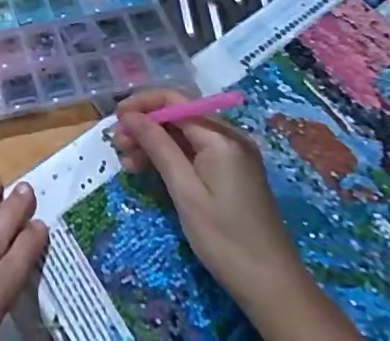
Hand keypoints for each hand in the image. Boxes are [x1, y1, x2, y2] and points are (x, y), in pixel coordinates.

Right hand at [112, 89, 292, 285]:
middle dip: (145, 125)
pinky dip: (171, 156)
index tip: (115, 119)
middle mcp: (230, 137)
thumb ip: (157, 146)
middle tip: (118, 144)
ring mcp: (233, 154)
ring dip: (154, 142)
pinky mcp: (233, 172)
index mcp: (221, 137)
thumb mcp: (185, 191)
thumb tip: (130, 115)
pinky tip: (150, 170)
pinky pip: (196, 151)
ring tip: (128, 161)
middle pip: (179, 115)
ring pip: (184, 134)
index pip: (174, 101)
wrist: (273, 288)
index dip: (142, 104)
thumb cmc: (225, 239)